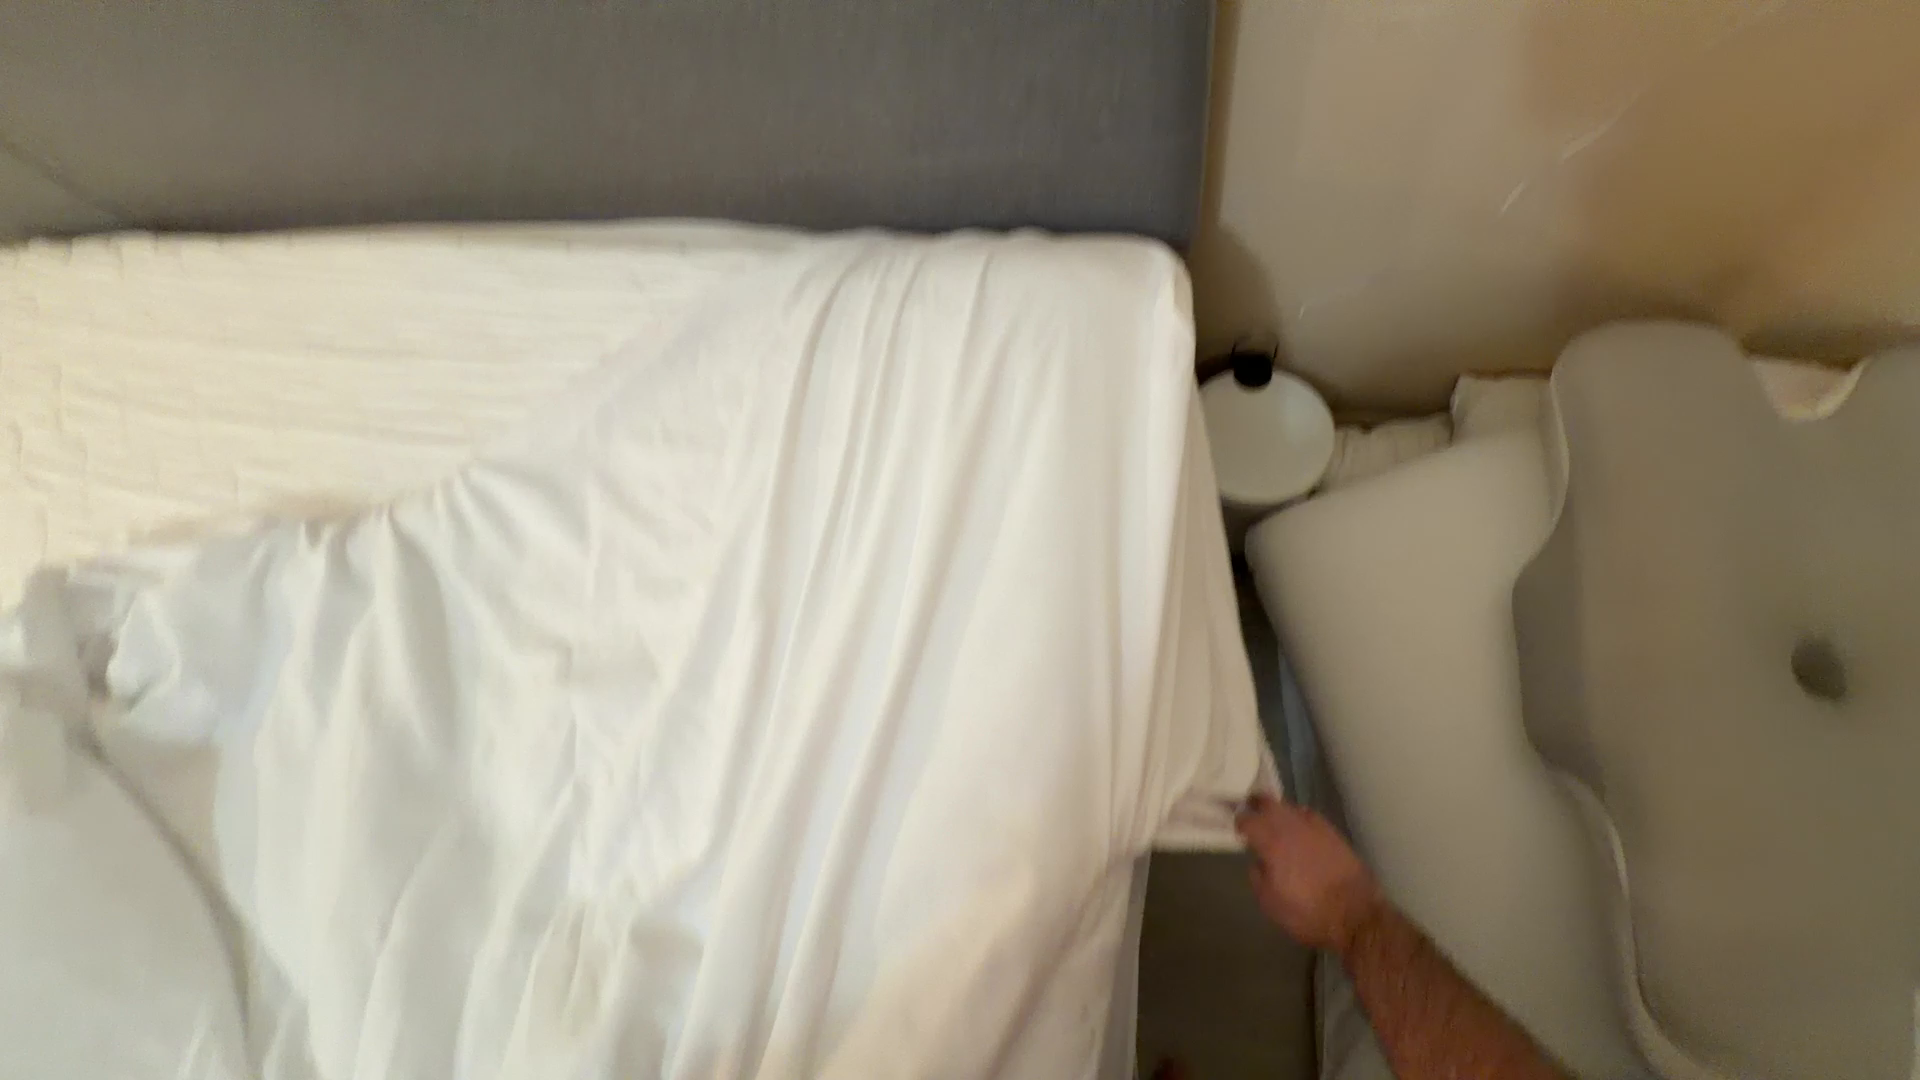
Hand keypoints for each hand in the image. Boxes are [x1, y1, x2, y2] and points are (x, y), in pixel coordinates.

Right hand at [1235, 794, 1381, 952]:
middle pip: (1268, 803)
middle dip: (1256, 805)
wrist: (1357, 916)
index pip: (1247, 819)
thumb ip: (1257, 876)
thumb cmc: (1308, 912)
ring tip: (1275, 822)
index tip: (1236, 829)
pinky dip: (1300, 817)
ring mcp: (1314, 827)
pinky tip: (1300, 828)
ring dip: (1278, 811)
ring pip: (1289, 807)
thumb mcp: (1270, 903)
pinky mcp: (1333, 833)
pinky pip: (1310, 816)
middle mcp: (1290, 826)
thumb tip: (1258, 862)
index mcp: (1270, 841)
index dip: (1238, 822)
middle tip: (1251, 813)